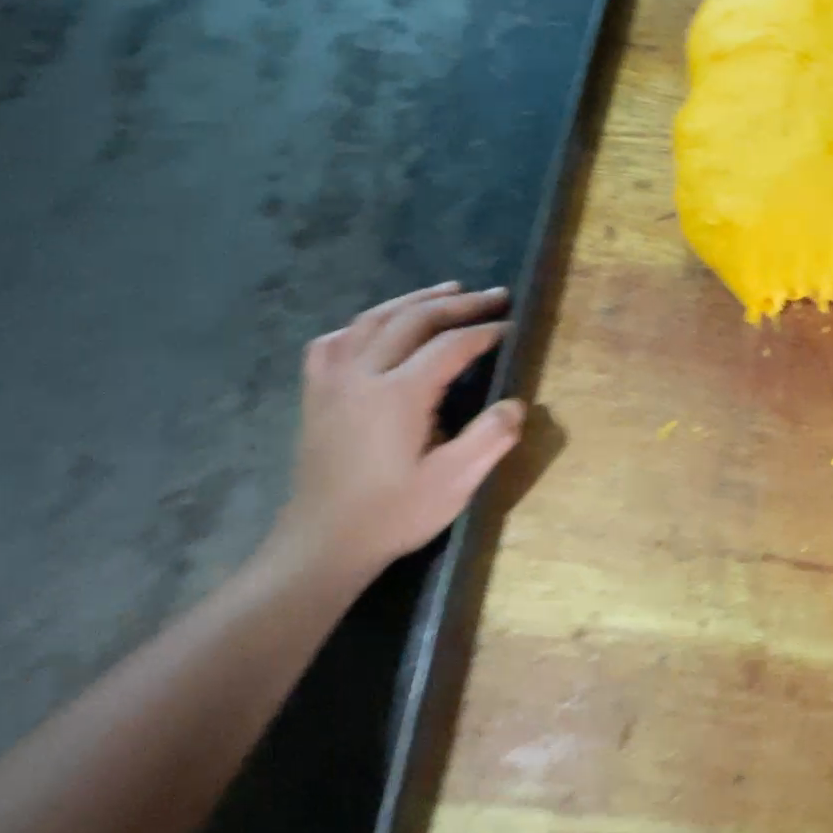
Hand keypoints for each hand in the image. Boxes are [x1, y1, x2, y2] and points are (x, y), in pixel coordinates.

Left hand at [263, 282, 524, 583]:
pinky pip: (334, 343)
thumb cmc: (394, 514)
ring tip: (447, 290)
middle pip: (412, 320)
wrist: (323, 542)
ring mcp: (333, 382)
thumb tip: (516, 404)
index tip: (512, 326)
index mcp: (399, 394)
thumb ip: (490, 438)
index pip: (450, 345)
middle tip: (493, 296)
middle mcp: (362, 375)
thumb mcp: (454, 482)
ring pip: (372, 320)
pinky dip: (361, 326)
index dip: (485, 331)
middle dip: (457, 303)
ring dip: (414, 300)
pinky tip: (375, 328)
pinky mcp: (316, 396)